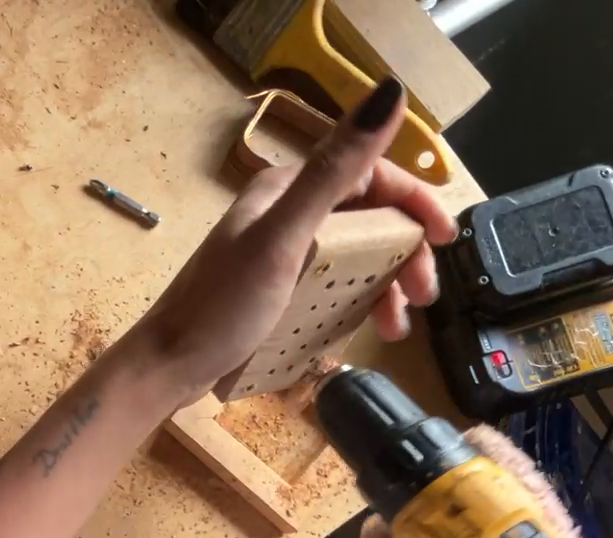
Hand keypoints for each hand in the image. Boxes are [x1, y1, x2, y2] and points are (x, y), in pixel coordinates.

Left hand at [112, 79, 459, 410]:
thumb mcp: (282, 239)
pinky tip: (361, 329)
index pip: (366, 177)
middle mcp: (282, 219)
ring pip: (347, 259)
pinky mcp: (271, 296)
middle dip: (401, 252)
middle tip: (424, 293)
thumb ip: (333, 173)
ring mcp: (275, 259)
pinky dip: (350, 304)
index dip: (412, 200)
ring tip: (395, 326)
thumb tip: (388, 95)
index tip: (444, 236)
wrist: (167, 367)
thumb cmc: (222, 307)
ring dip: (380, 285)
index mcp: (284, 194)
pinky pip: (325, 288)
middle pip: (362, 221)